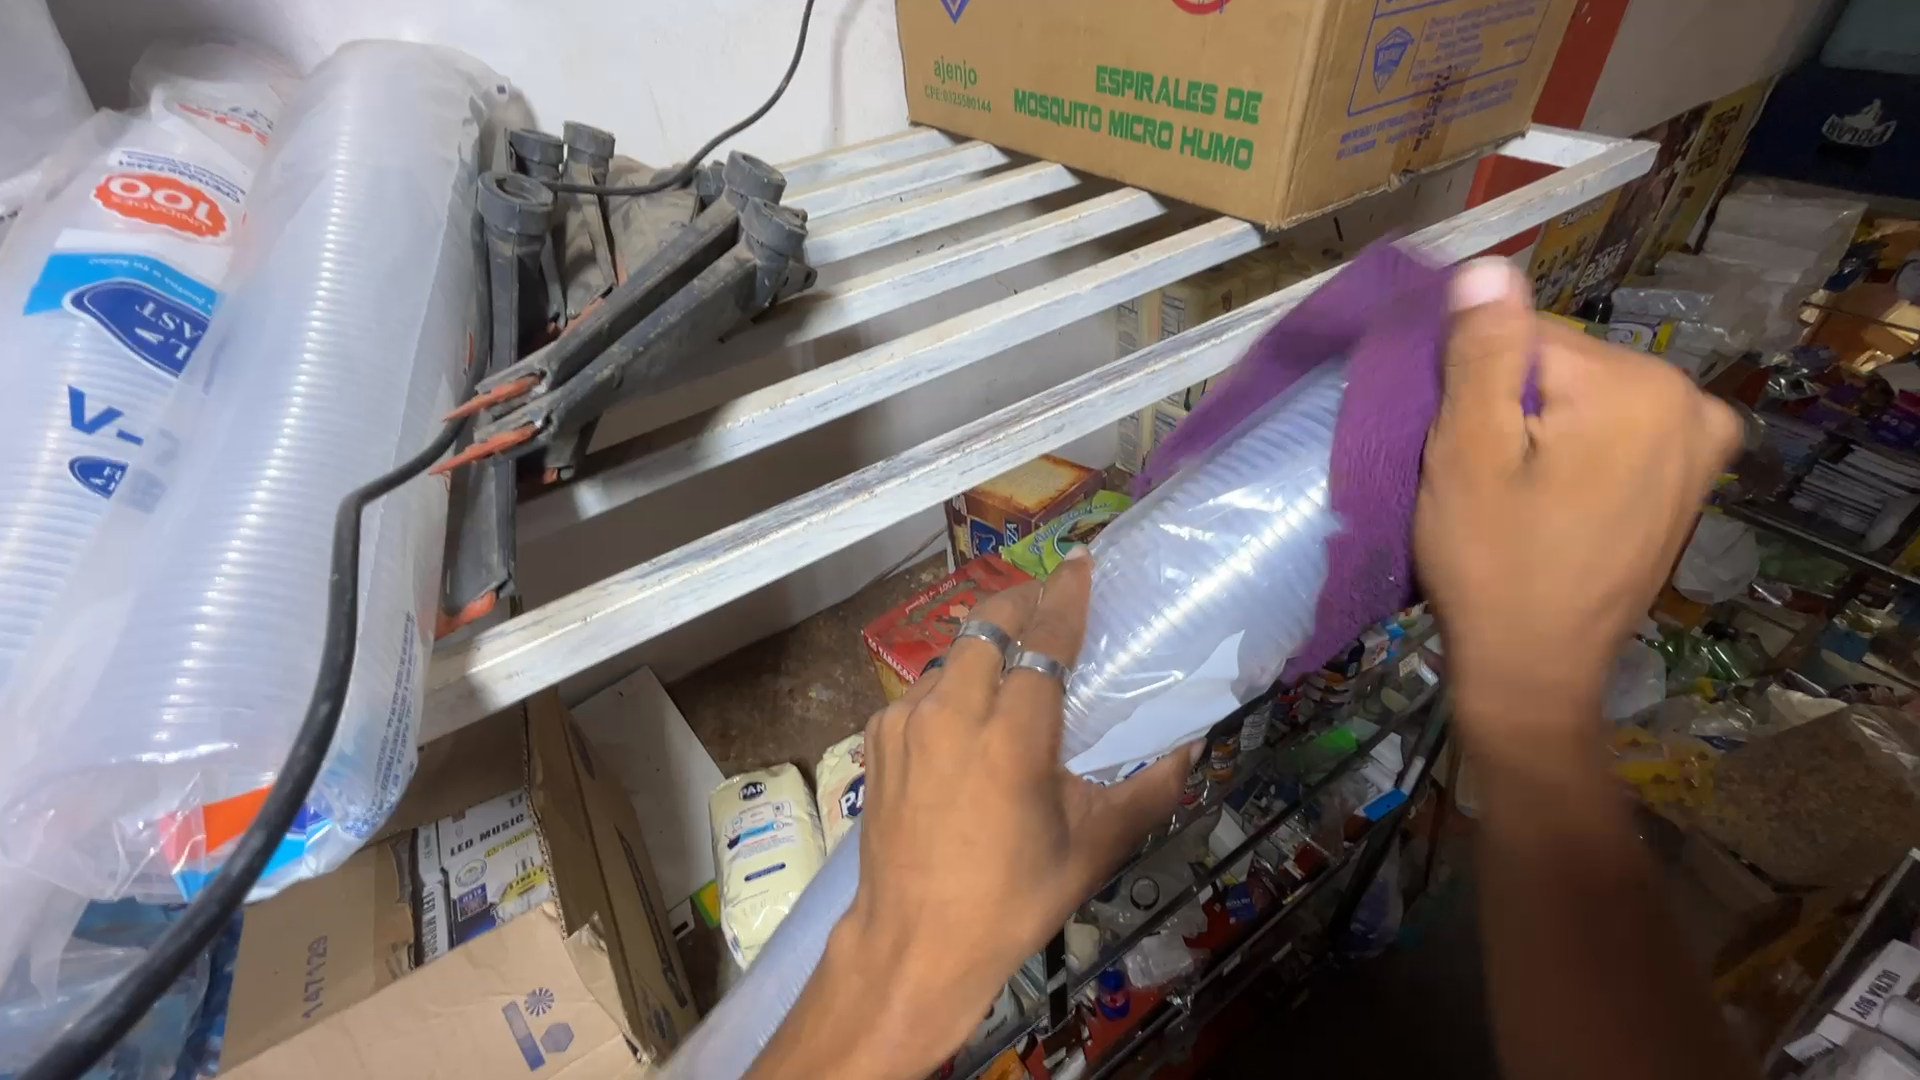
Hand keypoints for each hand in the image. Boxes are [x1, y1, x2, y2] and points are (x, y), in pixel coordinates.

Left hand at [752, 552, 1192, 1078]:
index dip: (1065, 596)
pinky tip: (967, 712)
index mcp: (1010, 736)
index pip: (1043, 640)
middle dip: (1023, 602)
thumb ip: (1149, 791)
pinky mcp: (877, 735)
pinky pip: (922, 687)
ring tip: (1012, 659)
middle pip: (989, 624)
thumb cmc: (1011, 899)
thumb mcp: (1092, 849)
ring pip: (953, 652)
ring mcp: (906, 720)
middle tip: (1050, 602)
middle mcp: (952, 712)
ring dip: (987, 644)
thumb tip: (1191, 747)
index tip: (1079, 562)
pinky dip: (952, 683)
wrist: (912, 943)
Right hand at [1414, 258, 1740, 745]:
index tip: (1447, 443)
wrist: (1533, 664)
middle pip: (1558, 367)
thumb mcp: (1466, 454)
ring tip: (1502, 490)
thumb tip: (1484, 268)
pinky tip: (1541, 499)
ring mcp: (1702, 446)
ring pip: (1579, 400)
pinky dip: (1565, 451)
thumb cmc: (1489, 559)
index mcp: (1637, 387)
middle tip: (1470, 472)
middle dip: (1504, 404)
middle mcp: (1693, 402)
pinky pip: (1608, 433)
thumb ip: (1481, 356)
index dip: (1468, 385)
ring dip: (1531, 429)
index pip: (1524, 336)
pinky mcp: (1688, 482)